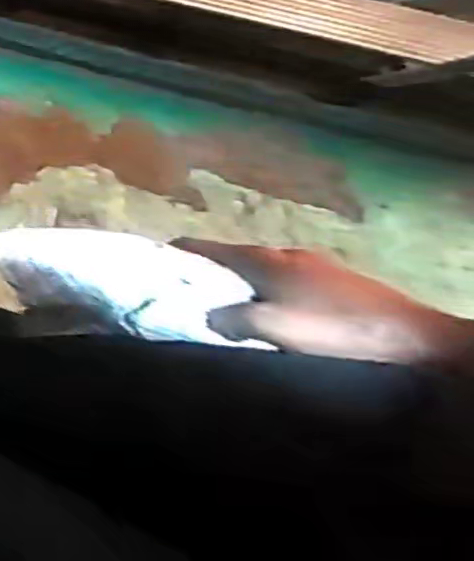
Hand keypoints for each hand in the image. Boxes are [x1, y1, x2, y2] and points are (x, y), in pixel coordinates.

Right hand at [173, 239, 473, 368]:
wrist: (436, 348)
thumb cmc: (340, 331)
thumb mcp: (271, 328)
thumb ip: (226, 318)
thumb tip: (207, 315)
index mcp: (257, 256)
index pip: (194, 245)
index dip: (171, 256)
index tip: (156, 273)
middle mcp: (282, 251)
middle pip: (231, 258)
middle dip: (213, 275)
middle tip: (201, 299)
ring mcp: (320, 265)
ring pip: (266, 271)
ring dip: (251, 287)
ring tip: (247, 312)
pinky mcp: (350, 284)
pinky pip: (297, 284)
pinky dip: (282, 295)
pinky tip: (293, 318)